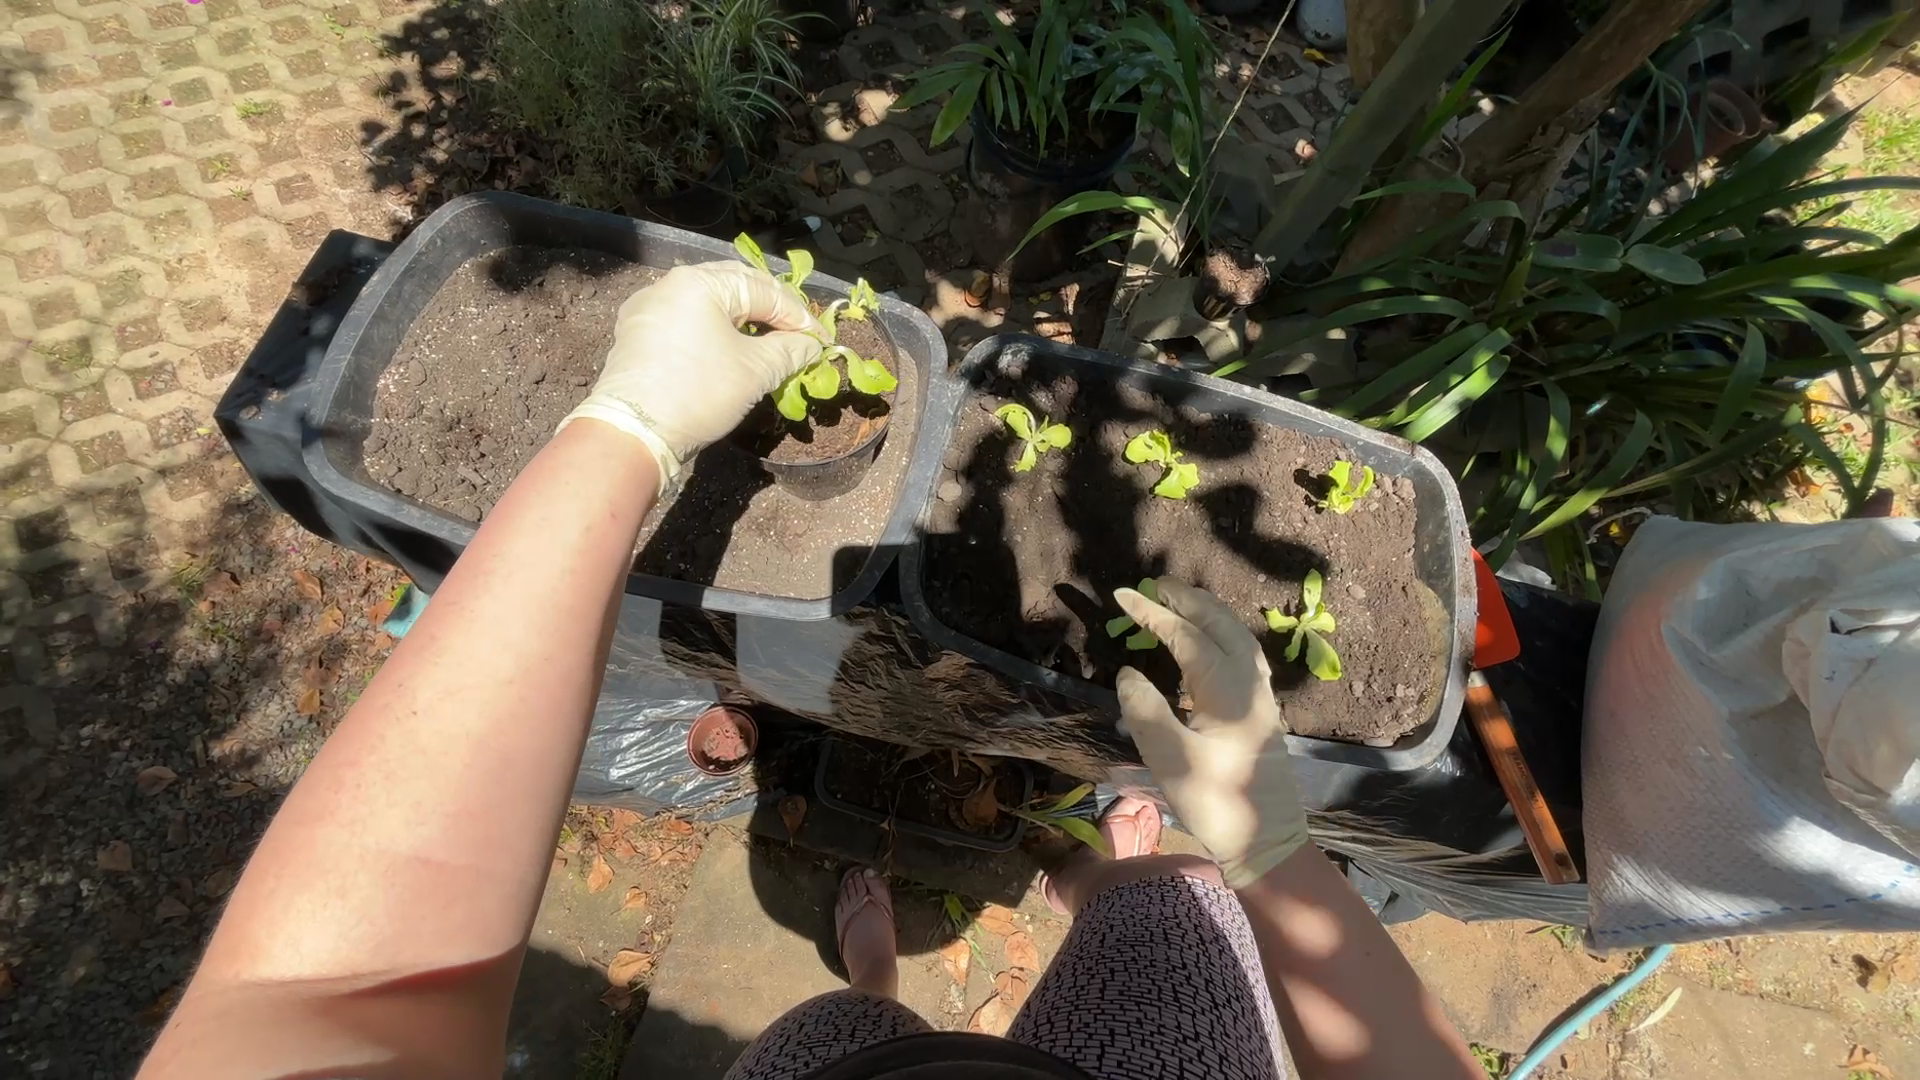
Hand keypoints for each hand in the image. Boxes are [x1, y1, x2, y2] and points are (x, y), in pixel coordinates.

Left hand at [560, 261, 824, 493]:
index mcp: (702, 283)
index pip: (766, 291)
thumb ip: (789, 351)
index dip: (800, 317)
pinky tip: (731, 347)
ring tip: (769, 340)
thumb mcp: (755, 372)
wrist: (635, 431)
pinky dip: (717, 328)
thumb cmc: (700, 392)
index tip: (823, 341)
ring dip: (745, 318)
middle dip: (772, 309)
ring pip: (711, 301)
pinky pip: (688, 317)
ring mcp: (650, 305)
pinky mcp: (639, 331)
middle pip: (736, 286)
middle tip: (799, 333)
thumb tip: (810, 345)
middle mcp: (672, 283)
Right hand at [1113, 579, 1309, 887]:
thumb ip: (1145, 711)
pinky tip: (1208, 638)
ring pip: (1237, 635)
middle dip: (1188, 599)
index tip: (1123, 595)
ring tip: (1178, 599)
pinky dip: (1221, 632)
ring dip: (1207, 611)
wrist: (1266, 842)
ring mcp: (1260, 696)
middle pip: (1221, 625)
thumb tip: (1127, 672)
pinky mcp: (1261, 709)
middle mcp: (1250, 685)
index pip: (1188, 637)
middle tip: (1154, 584)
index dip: (1154, 614)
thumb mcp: (1170, 761)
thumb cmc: (1215, 804)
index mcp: (1228, 693)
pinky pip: (1243, 652)